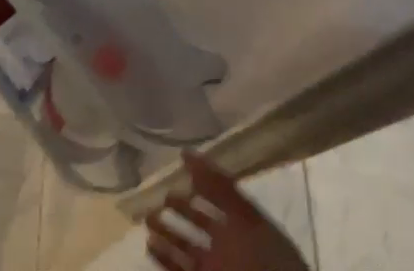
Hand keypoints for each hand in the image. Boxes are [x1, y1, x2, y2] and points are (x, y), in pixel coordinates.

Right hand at [146, 153, 308, 270]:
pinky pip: (176, 269)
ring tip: (149, 219)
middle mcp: (226, 245)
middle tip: (162, 197)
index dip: (200, 181)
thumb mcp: (247, 219)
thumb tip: (188, 154)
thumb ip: (219, 187)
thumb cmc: (264, 261)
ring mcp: (212, 266)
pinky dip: (162, 258)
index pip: (217, 198)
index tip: (179, 165)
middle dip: (179, 207)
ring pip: (184, 246)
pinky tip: (150, 245)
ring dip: (165, 232)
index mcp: (242, 227)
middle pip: (199, 221)